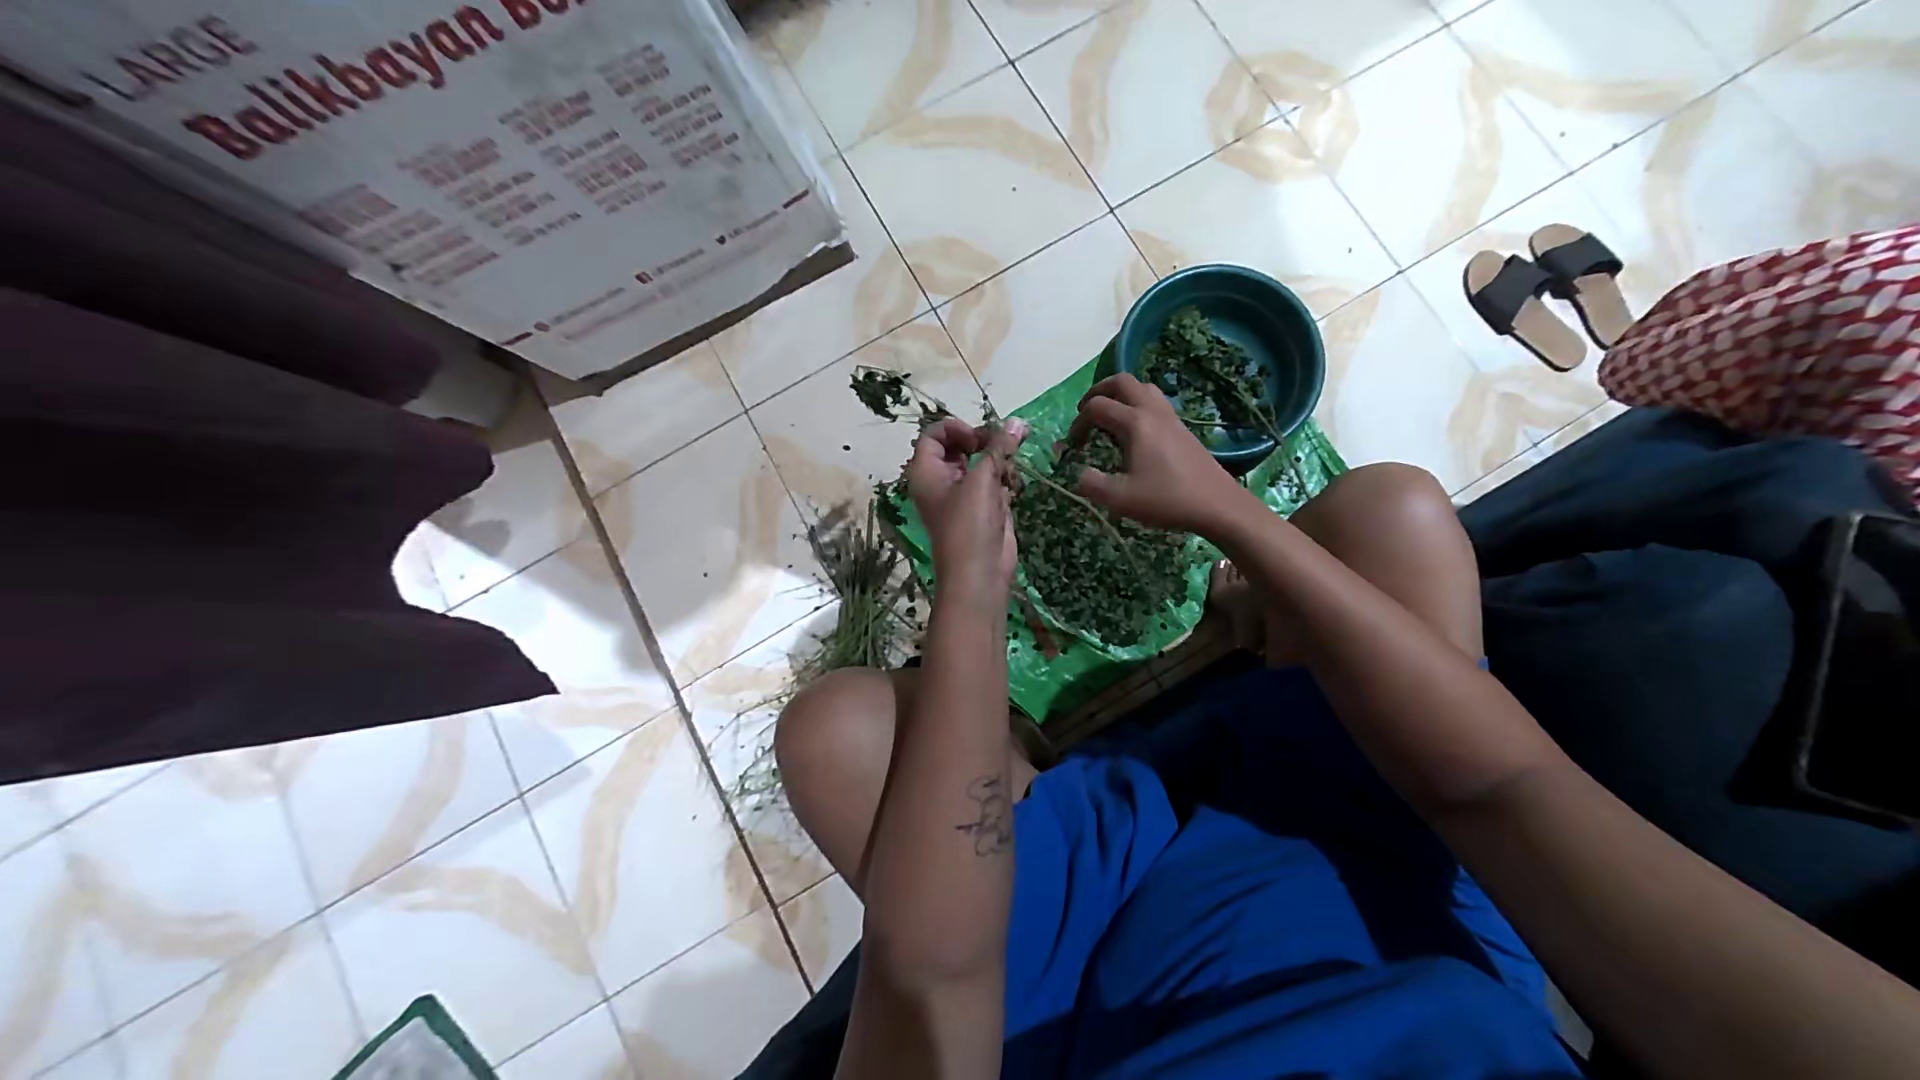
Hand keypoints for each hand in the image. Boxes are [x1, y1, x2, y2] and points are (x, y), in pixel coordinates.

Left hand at [905, 417, 1028, 605]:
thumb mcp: (981, 480)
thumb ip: (999, 448)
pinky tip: (1013, 489)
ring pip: (981, 463)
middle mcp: (941, 480)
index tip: (978, 440)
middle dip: (985, 444)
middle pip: (960, 446)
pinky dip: (1005, 480)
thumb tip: (1018, 421)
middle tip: (1002, 449)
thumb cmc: (969, 525)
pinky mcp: (984, 507)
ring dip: (999, 463)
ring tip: (1009, 474)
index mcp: (926, 471)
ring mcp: (963, 494)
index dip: (957, 429)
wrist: (980, 573)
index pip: (934, 434)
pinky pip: (994, 482)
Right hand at [1068, 373, 1252, 532]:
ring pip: (1142, 387)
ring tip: (1110, 417)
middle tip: (1086, 412)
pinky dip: (1138, 406)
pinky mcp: (1182, 429)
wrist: (1217, 505)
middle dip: (1098, 392)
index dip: (1078, 423)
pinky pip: (1155, 402)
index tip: (1073, 445)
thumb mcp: (1120, 498)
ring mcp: (1171, 418)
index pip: (1097, 407)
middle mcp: (1152, 412)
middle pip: (1122, 382)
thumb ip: (1091, 483)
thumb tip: (1078, 474)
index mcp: (1135, 423)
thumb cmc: (1167, 500)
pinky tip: (1135, 433)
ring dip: (1121, 395)